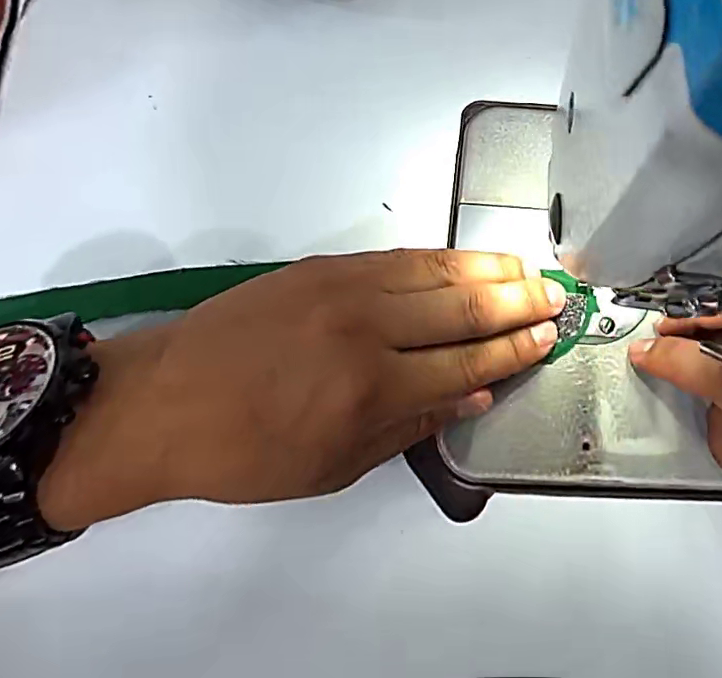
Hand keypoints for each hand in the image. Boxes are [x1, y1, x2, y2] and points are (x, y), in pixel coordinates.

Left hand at [46, 250, 562, 522]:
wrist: (163, 399)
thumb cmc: (247, 450)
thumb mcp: (334, 464)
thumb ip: (411, 424)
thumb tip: (474, 392)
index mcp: (370, 389)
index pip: (466, 363)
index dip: (514, 350)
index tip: (548, 338)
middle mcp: (366, 329)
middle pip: (463, 309)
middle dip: (518, 302)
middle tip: (558, 295)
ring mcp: (346, 287)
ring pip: (439, 272)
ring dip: (490, 269)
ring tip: (529, 267)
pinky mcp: (327, 265)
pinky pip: (402, 257)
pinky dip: (445, 258)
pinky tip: (470, 259)